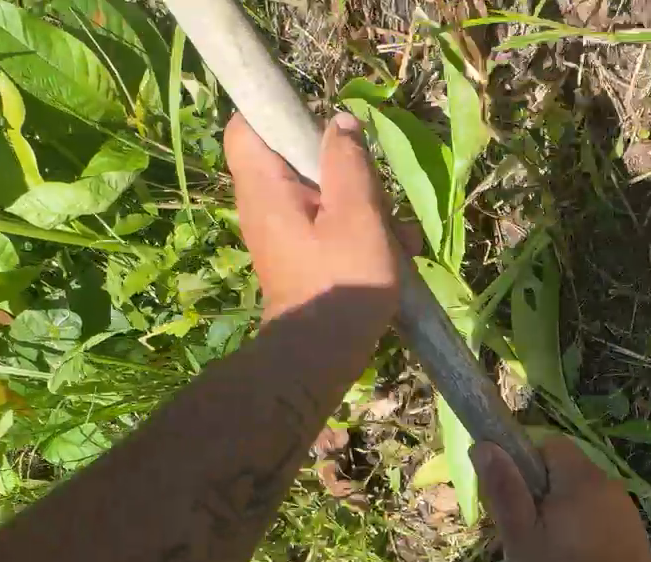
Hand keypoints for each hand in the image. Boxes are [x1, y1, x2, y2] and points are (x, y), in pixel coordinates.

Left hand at [225, 111, 399, 332]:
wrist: (324, 357)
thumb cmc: (341, 282)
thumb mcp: (357, 216)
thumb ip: (349, 163)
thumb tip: (341, 123)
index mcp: (265, 186)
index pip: (249, 125)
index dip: (283, 115)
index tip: (324, 131)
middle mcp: (265, 208)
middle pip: (299, 164)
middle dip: (347, 174)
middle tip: (380, 196)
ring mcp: (284, 239)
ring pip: (323, 201)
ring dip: (366, 212)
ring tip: (401, 238)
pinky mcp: (303, 263)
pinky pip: (329, 233)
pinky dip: (360, 237)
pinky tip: (396, 256)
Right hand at [472, 436, 650, 561]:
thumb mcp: (521, 536)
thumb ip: (504, 489)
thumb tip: (485, 445)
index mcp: (580, 477)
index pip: (550, 445)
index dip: (526, 465)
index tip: (515, 499)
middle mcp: (609, 484)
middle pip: (566, 471)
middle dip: (541, 494)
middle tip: (526, 534)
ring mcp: (626, 509)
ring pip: (583, 497)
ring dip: (562, 514)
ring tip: (548, 554)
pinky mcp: (634, 532)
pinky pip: (601, 517)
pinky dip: (584, 531)